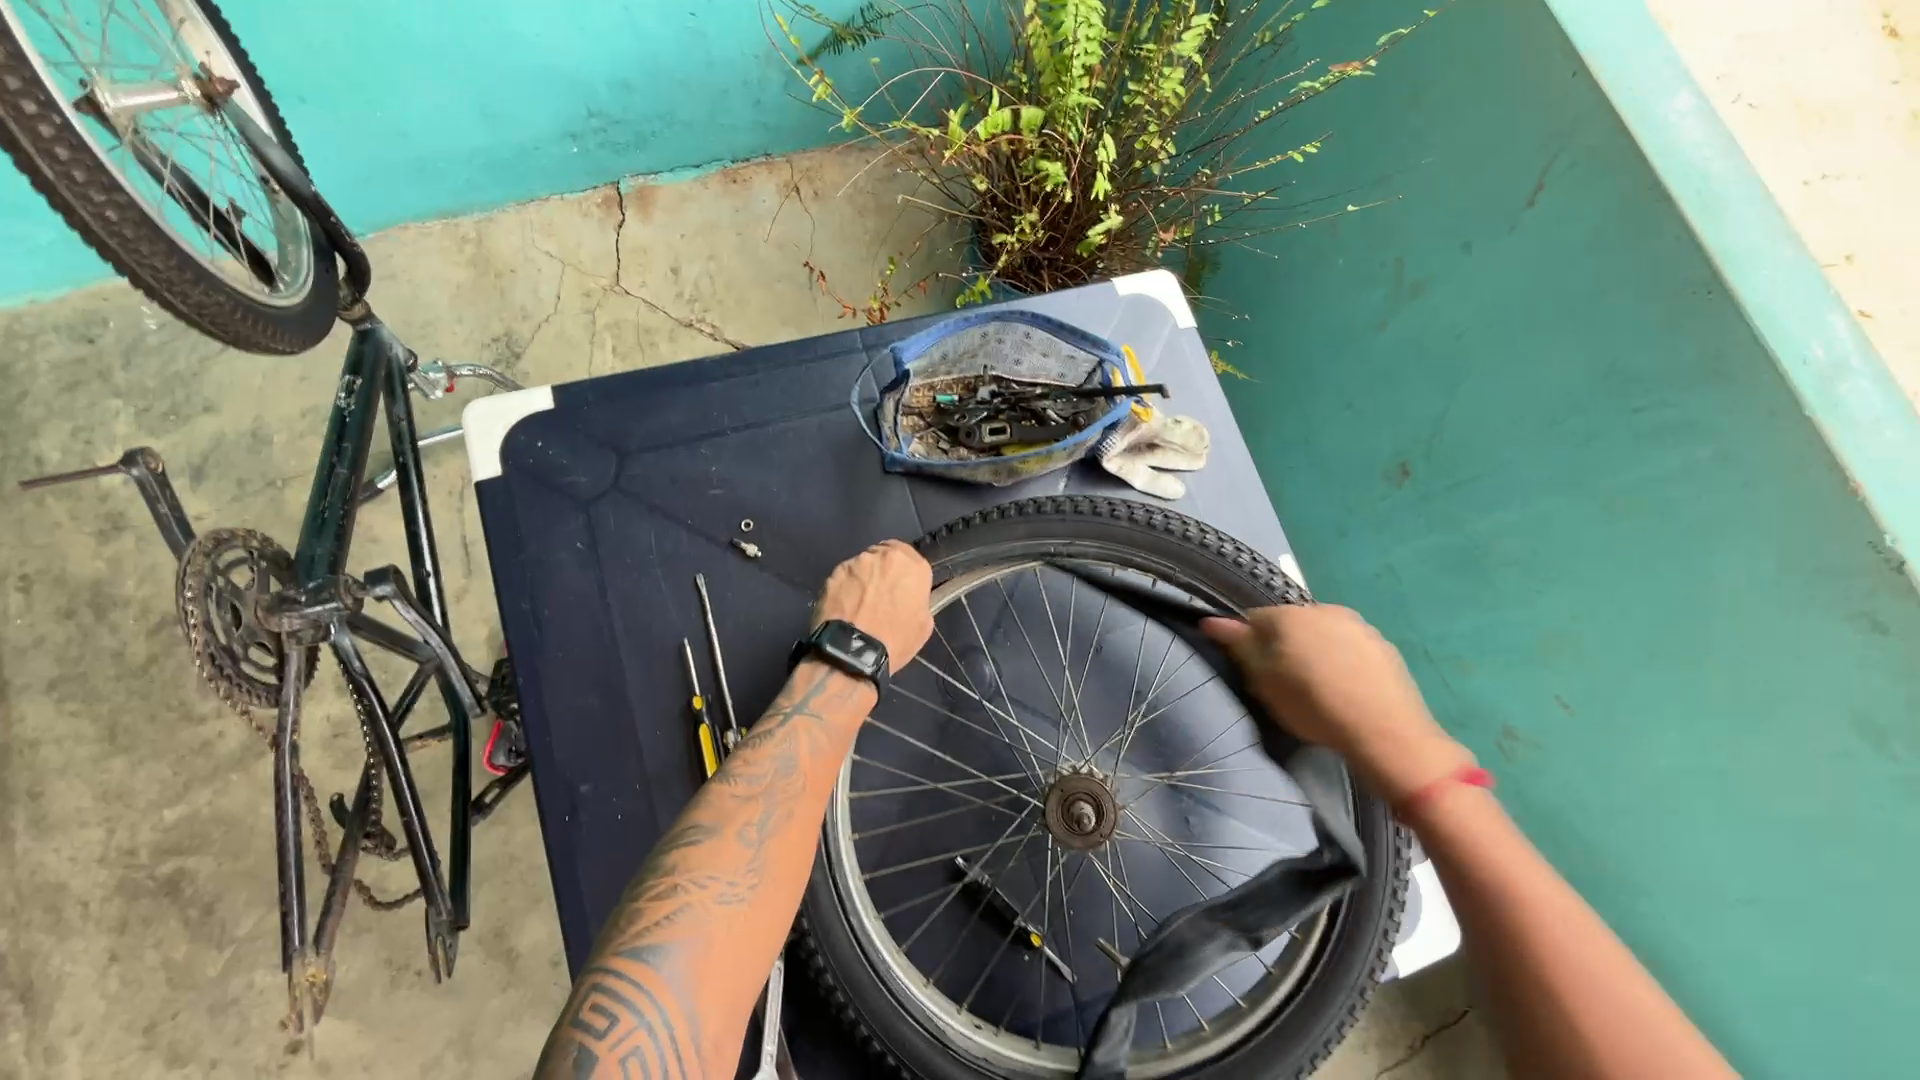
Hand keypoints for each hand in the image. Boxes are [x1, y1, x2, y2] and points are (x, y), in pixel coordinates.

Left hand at [813, 540, 934, 672]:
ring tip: (858, 603)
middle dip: (882, 570)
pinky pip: (842, 578)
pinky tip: (842, 607)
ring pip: (861, 565)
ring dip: (862, 578)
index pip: (910, 556)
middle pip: (883, 556)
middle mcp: (884, 556)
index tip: (899, 586)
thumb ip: (917, 599)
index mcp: (913, 566)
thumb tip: (907, 597)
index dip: (903, 572)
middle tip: (879, 593)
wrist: (853, 654)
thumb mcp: (923, 624)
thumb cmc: (895, 641)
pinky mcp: (833, 574)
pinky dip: (843, 588)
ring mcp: (856, 562)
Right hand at [1202, 605, 1472, 803]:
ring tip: (1317, 687)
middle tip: (1282, 681)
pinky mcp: (1382, 644)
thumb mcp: (1264, 682)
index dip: (1247, 644)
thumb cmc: (1312, 705)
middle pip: (1289, 624)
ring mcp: (1357, 624)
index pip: (1252, 619)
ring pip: (1321, 633)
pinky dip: (1341, 659)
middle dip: (1281, 645)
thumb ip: (1238, 646)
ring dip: (1313, 650)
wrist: (1385, 731)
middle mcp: (1322, 609)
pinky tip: (1344, 688)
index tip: (1252, 671)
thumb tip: (1211, 620)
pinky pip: (1348, 646)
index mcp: (1288, 615)